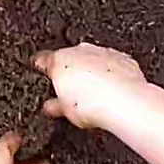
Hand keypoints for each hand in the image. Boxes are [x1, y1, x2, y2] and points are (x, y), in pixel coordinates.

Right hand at [30, 42, 148, 130]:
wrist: (124, 101)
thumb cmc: (93, 104)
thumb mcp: (65, 111)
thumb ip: (55, 105)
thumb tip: (51, 106)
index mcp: (60, 60)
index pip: (43, 59)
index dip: (40, 66)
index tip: (40, 70)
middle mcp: (80, 51)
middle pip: (70, 59)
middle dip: (71, 73)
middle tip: (73, 92)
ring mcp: (102, 53)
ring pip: (92, 59)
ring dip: (92, 72)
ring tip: (95, 93)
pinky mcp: (122, 58)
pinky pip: (112, 63)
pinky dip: (111, 73)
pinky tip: (113, 89)